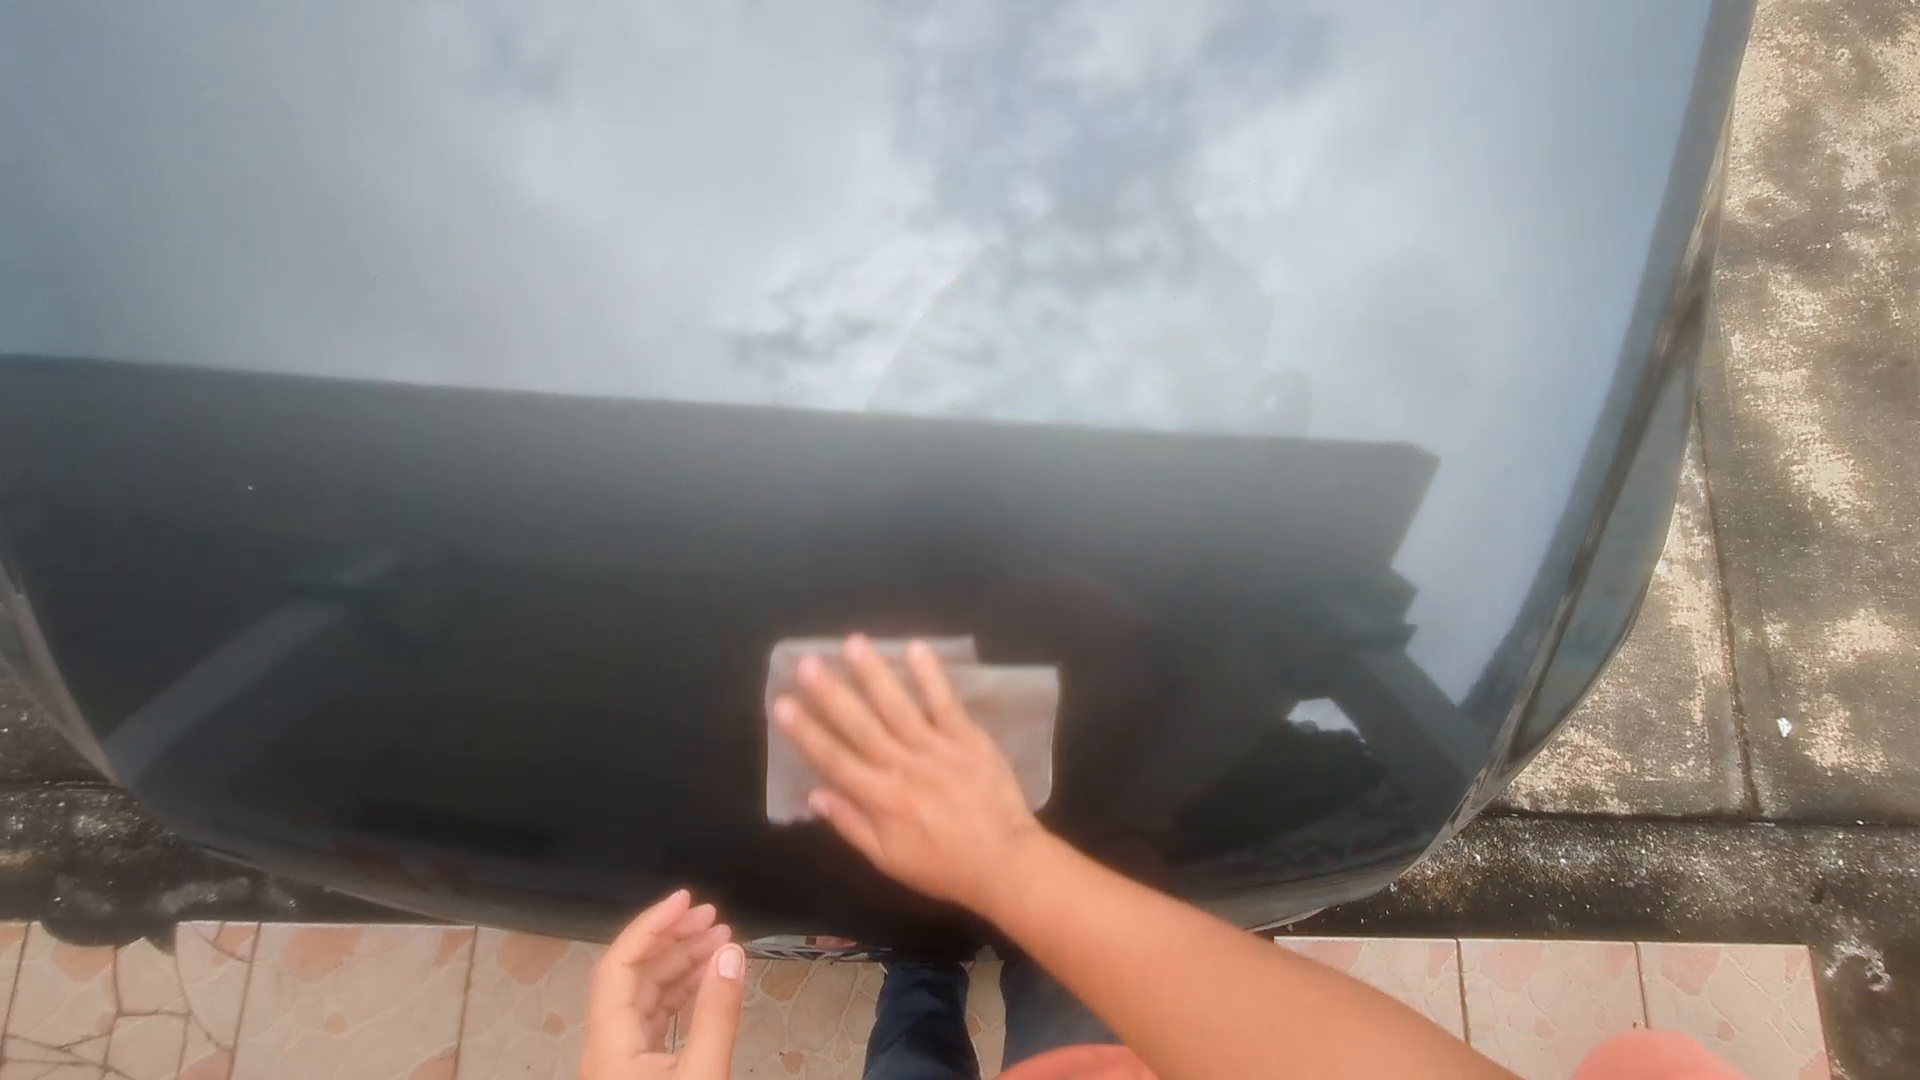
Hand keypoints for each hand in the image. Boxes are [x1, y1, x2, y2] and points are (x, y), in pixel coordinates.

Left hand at [581, 890, 745, 1079]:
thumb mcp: (703, 1077)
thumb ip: (717, 1014)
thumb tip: (731, 952)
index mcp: (609, 1047)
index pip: (618, 966)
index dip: (651, 925)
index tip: (687, 900)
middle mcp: (608, 1049)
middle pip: (633, 976)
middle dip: (674, 938)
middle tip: (715, 916)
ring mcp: (622, 1063)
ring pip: (647, 995)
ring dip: (684, 962)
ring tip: (723, 942)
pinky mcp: (639, 1073)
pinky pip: (657, 1017)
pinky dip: (684, 991)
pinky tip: (710, 979)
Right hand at [774, 635, 1046, 913]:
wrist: (1004, 862)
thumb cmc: (943, 866)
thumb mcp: (888, 859)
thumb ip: (851, 825)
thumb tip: (815, 795)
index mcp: (879, 798)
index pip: (833, 759)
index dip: (805, 732)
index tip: (782, 703)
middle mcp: (902, 767)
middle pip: (860, 725)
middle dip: (831, 693)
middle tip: (807, 662)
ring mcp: (935, 749)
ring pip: (897, 706)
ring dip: (874, 674)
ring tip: (853, 643)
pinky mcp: (967, 738)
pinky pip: (945, 703)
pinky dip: (930, 676)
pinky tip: (915, 649)